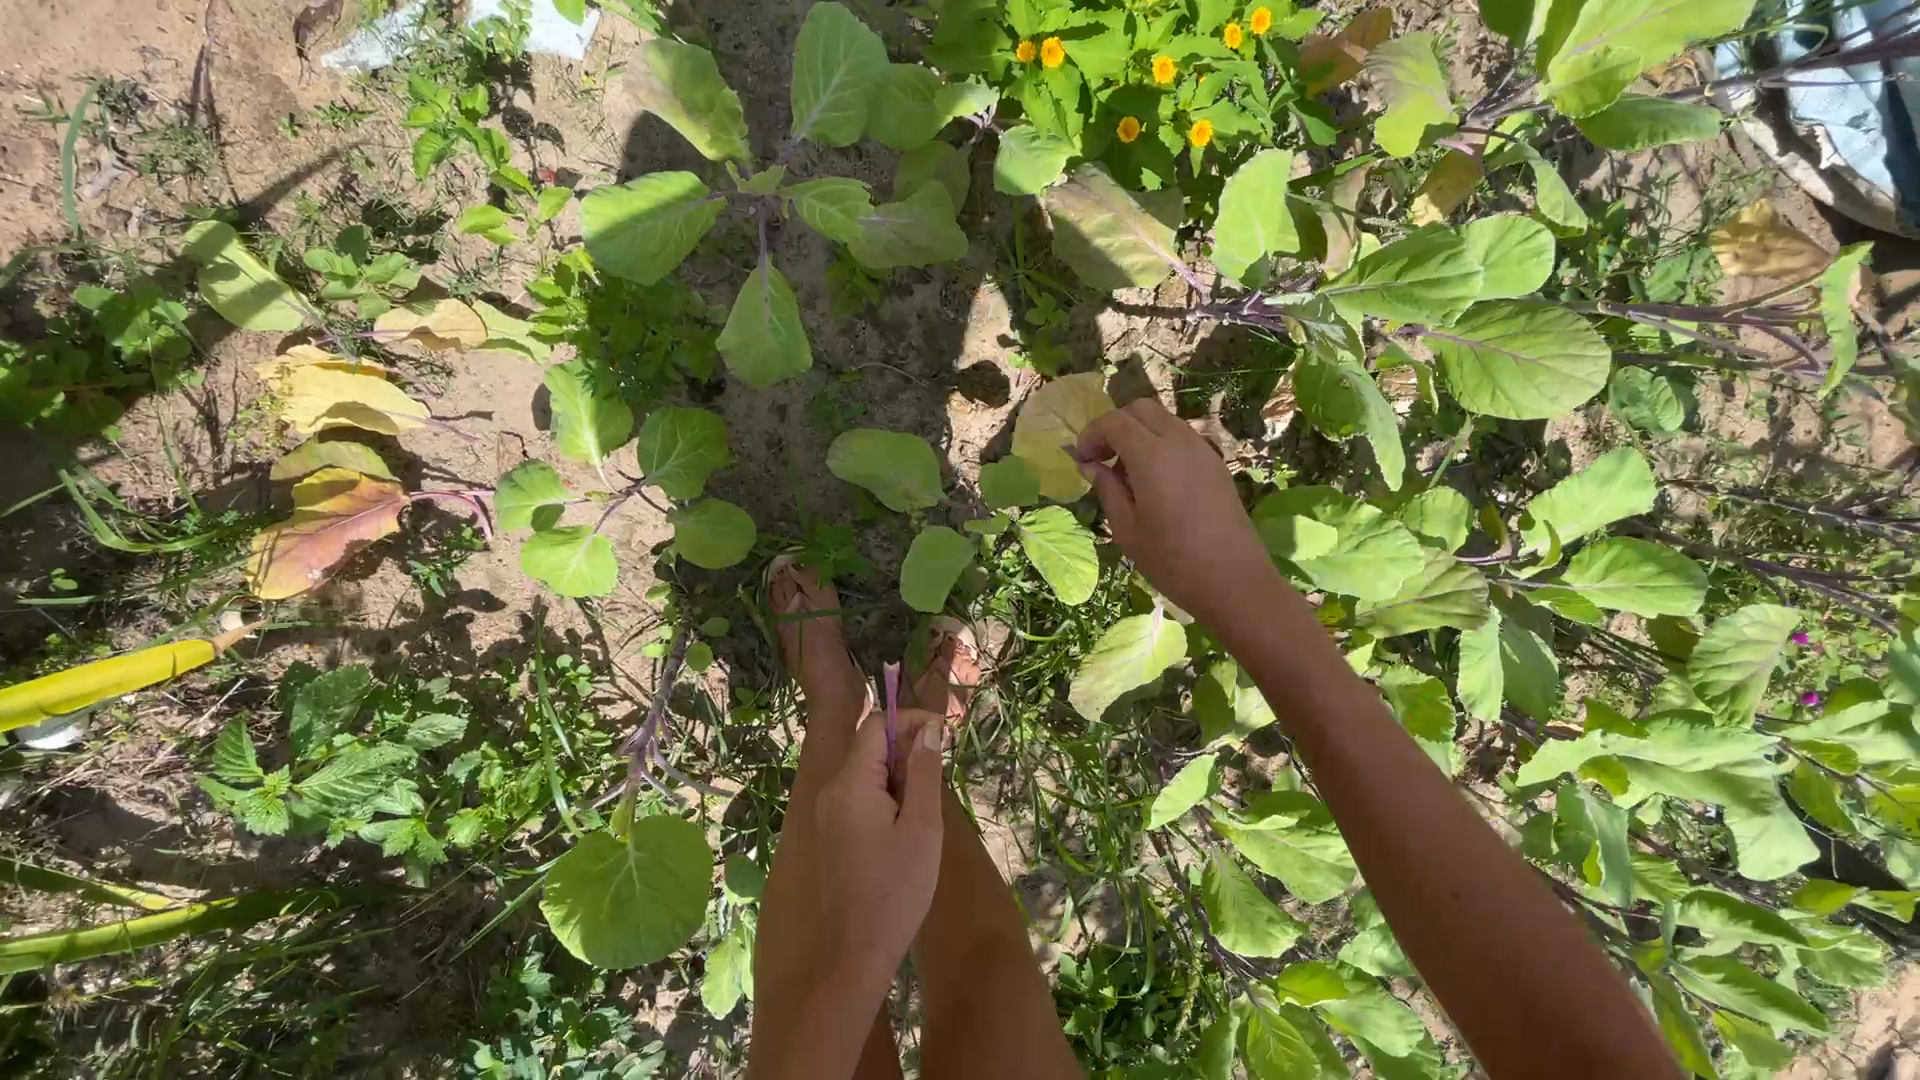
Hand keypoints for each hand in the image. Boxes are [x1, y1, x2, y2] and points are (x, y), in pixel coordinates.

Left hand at [813, 706, 945, 979]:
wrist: (849, 959)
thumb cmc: (895, 891)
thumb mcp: (922, 827)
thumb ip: (924, 772)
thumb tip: (930, 728)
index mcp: (851, 783)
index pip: (876, 726)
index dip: (911, 721)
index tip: (944, 735)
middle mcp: (830, 791)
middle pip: (870, 749)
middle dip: (907, 754)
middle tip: (938, 786)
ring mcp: (825, 816)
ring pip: (866, 776)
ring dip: (898, 781)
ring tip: (924, 817)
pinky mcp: (828, 837)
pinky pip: (858, 800)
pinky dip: (884, 801)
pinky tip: (904, 834)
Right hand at [1076, 398, 1276, 625]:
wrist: (1234, 581)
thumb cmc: (1172, 562)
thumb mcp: (1127, 530)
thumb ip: (1107, 489)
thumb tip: (1090, 465)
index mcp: (1152, 457)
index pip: (1114, 422)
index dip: (1091, 434)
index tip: (1081, 459)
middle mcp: (1179, 442)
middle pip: (1140, 409)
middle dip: (1115, 426)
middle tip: (1102, 460)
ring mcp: (1202, 450)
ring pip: (1163, 420)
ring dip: (1138, 433)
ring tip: (1127, 473)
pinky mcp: (1216, 463)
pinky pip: (1181, 437)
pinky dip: (1160, 444)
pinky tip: (1154, 481)